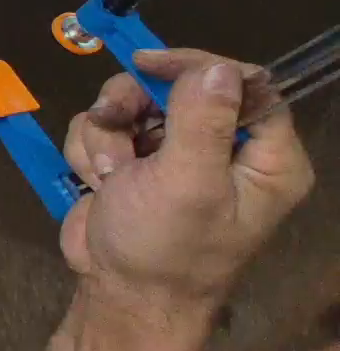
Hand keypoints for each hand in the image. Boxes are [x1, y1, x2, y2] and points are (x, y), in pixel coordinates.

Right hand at [60, 49, 313, 320]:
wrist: (121, 287)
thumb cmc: (169, 244)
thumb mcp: (188, 182)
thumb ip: (200, 122)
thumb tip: (217, 69)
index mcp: (262, 158)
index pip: (245, 87)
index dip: (197, 68)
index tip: (147, 63)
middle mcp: (221, 150)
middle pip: (170, 89)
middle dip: (130, 105)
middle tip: (112, 121)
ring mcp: (170, 156)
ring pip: (124, 107)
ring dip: (103, 135)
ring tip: (108, 174)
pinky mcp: (128, 161)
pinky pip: (98, 128)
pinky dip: (88, 150)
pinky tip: (98, 180)